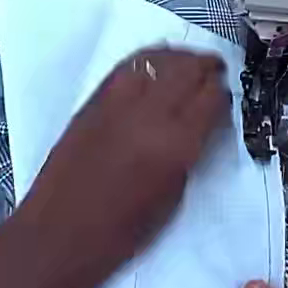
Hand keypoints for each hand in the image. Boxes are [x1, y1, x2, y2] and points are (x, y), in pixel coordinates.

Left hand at [15, 47, 230, 287]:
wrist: (60, 230)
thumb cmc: (123, 229)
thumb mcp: (173, 195)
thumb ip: (190, 152)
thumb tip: (200, 123)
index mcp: (176, 145)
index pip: (210, 98)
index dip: (223, 92)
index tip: (226, 94)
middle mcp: (149, 114)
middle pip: (186, 70)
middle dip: (205, 66)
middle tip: (216, 69)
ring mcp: (117, 101)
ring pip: (156, 60)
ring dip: (178, 57)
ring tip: (189, 61)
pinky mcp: (93, 99)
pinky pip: (127, 66)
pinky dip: (147, 60)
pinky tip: (156, 64)